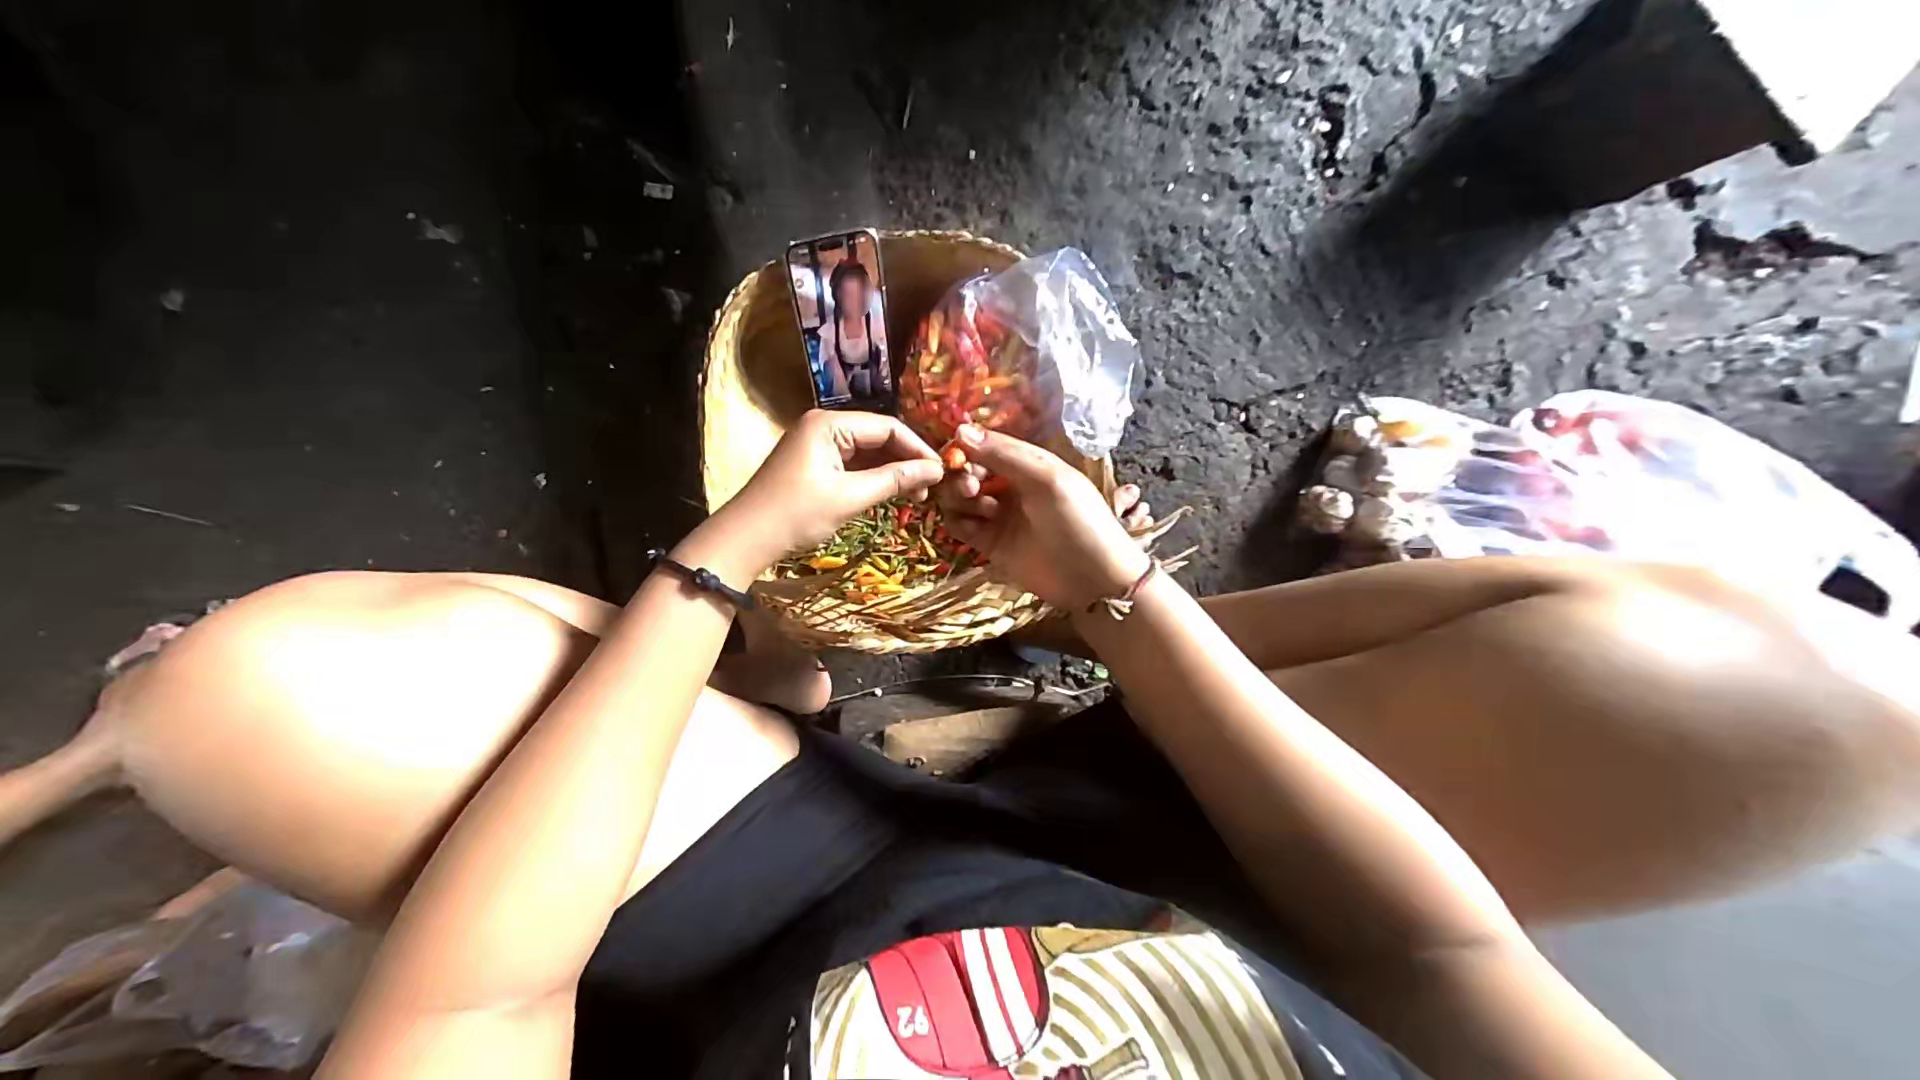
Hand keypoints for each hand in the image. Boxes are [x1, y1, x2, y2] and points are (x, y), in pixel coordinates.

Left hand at [701, 410, 943, 575]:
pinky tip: (892, 494)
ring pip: (868, 452)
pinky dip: (874, 478)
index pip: (887, 427)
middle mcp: (824, 425)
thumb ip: (894, 480)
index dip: (918, 449)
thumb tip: (935, 470)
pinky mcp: (815, 463)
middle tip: (931, 489)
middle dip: (906, 461)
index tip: (941, 473)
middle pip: (879, 436)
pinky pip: (853, 464)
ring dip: (892, 471)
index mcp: (830, 423)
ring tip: (916, 496)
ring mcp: (818, 444)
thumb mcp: (850, 497)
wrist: (746, 538)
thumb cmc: (797, 514)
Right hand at [936, 424, 1150, 611]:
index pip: (985, 446)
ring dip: (957, 497)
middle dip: (961, 474)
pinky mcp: (990, 544)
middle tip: (970, 487)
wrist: (1094, 580)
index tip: (955, 454)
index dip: (967, 447)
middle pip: (968, 471)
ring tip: (975, 505)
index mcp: (1028, 464)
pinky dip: (956, 520)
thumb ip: (1004, 454)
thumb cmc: (1078, 521)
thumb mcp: (1047, 479)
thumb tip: (960, 429)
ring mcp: (999, 515)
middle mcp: (1010, 486)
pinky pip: (960, 525)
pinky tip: (968, 524)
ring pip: (960, 497)